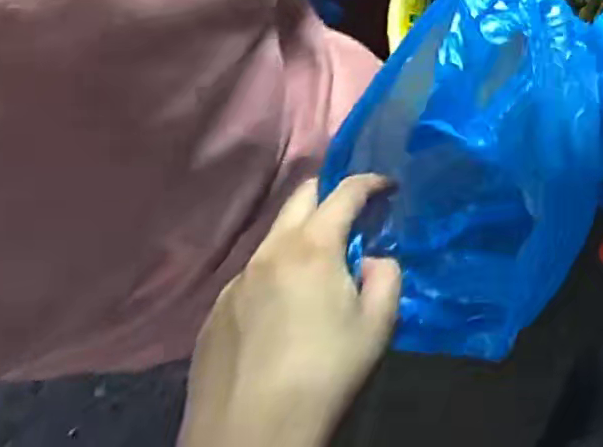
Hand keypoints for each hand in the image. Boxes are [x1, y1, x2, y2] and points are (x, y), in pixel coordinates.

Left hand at [178, 176, 400, 446]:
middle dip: (332, 194)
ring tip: (319, 272)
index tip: (389, 188)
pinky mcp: (213, 314)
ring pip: (274, 238)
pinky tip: (283, 315)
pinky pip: (252, 277)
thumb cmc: (323, 376)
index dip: (372, 182)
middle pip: (302, 196)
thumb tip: (370, 260)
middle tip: (354, 216)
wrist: (248, 443)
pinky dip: (275, 276)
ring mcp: (235, 282)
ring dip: (302, 237)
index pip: (346, 190)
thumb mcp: (377, 323)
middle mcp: (269, 252)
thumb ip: (386, 274)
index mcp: (312, 246)